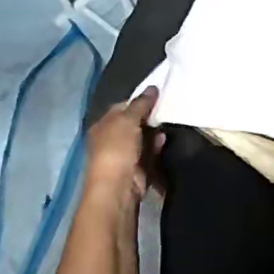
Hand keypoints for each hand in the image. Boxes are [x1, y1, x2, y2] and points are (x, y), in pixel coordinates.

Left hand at [85, 87, 160, 202]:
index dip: (138, 100)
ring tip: (170, 119)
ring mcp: (125, 154)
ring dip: (154, 130)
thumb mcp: (127, 120)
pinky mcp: (137, 166)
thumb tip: (153, 87)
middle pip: (133, 122)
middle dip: (149, 115)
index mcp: (103, 125)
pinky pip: (150, 151)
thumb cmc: (117, 147)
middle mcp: (112, 138)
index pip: (122, 107)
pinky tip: (165, 138)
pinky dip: (157, 145)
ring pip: (143, 137)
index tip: (157, 95)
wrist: (118, 185)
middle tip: (168, 105)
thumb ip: (141, 104)